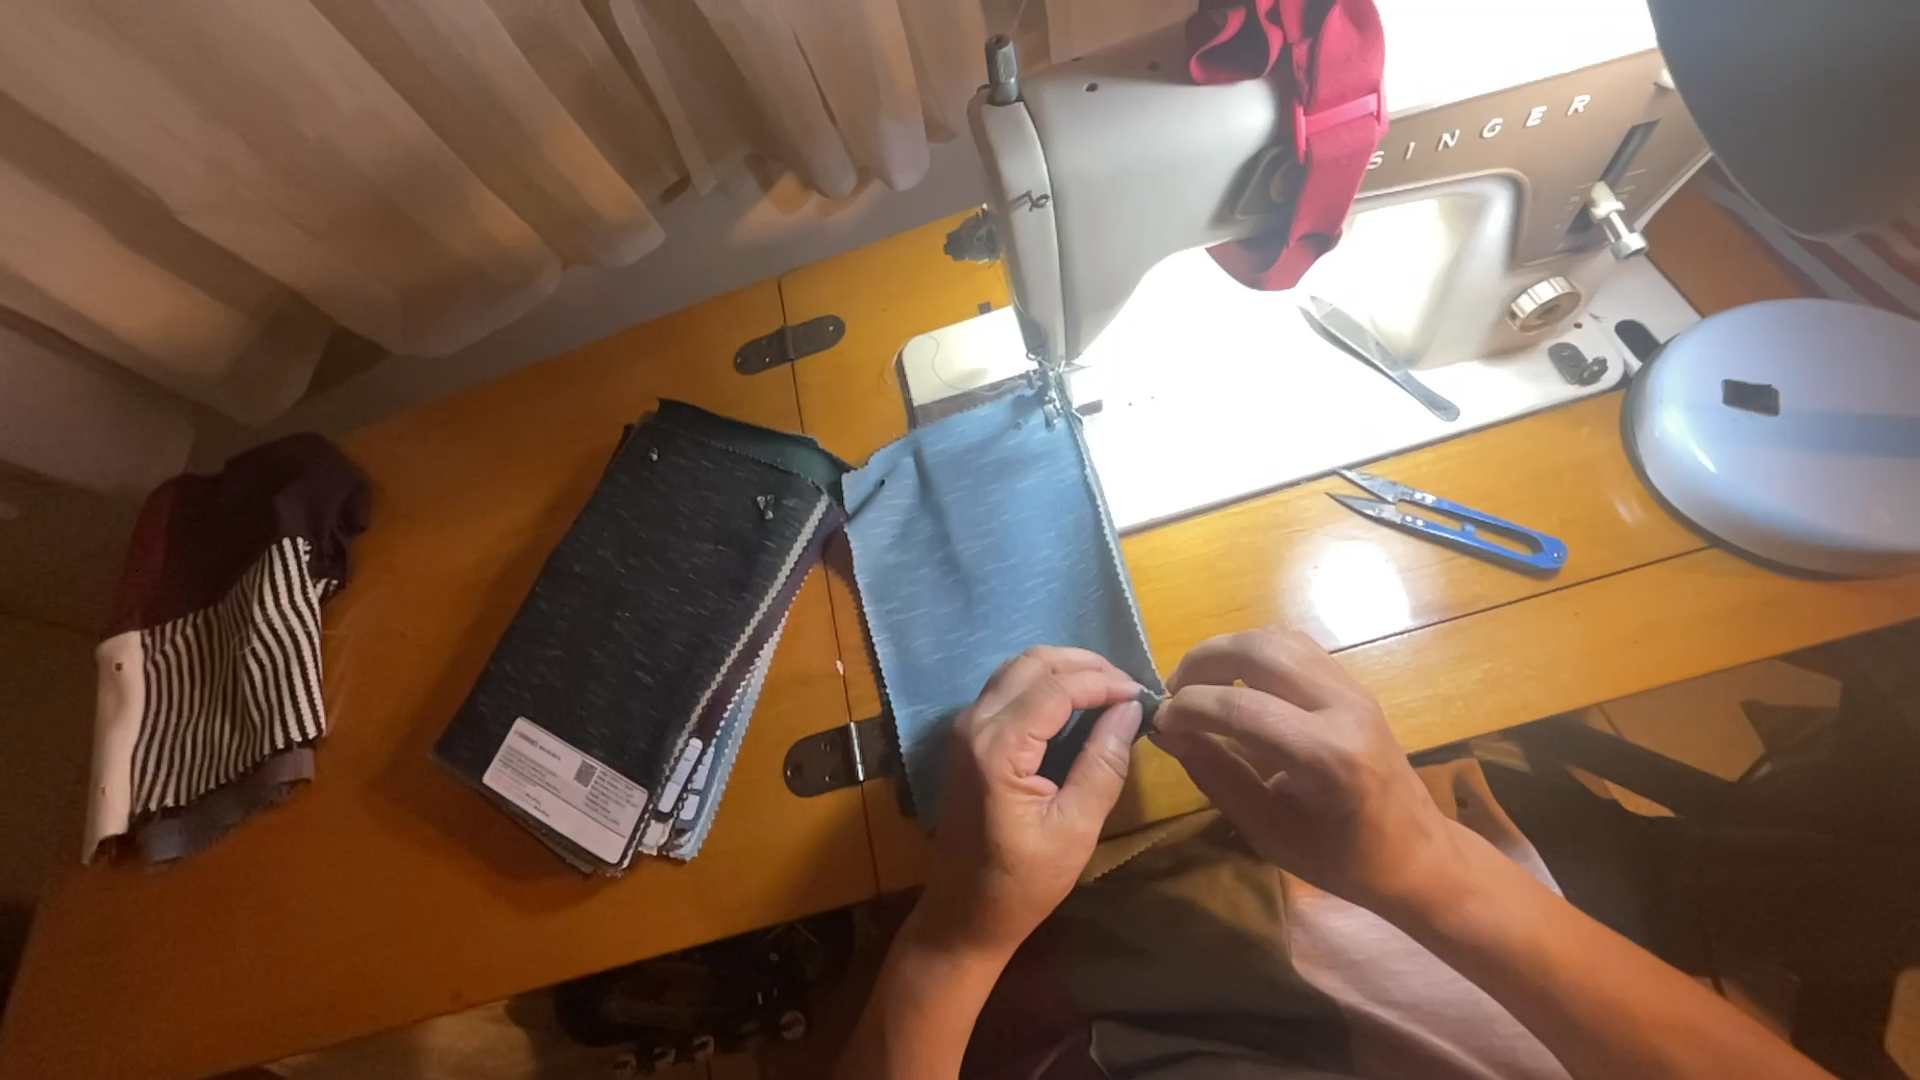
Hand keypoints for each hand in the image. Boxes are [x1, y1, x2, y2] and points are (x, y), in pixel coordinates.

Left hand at [914, 646, 1144, 958]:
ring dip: (1063, 668)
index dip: (1102, 682)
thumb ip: (1102, 764)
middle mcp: (975, 723)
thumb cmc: (1021, 882)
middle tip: (1126, 686)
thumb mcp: (1075, 829)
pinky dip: (1044, 681)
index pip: (1055, 688)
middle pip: (1033, 663)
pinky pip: (1007, 687)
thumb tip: (1129, 710)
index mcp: (998, 747)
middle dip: (1084, 665)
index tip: (1141, 692)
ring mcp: (966, 726)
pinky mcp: (967, 734)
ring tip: (1108, 688)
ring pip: (1017, 668)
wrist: (962, 911)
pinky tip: (1076, 700)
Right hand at [1151, 627, 1463, 915]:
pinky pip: (1291, 645)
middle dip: (1202, 663)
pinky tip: (1232, 680)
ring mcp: (1351, 688)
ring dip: (1224, 651)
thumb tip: (1164, 731)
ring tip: (1197, 683)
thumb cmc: (1342, 858)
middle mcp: (1343, 707)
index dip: (1187, 708)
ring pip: (1274, 637)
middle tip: (1174, 693)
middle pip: (1258, 652)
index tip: (1159, 721)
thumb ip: (1214, 773)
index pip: (1241, 709)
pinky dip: (1250, 651)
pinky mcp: (1349, 682)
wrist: (1417, 855)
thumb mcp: (1267, 830)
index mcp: (1328, 757)